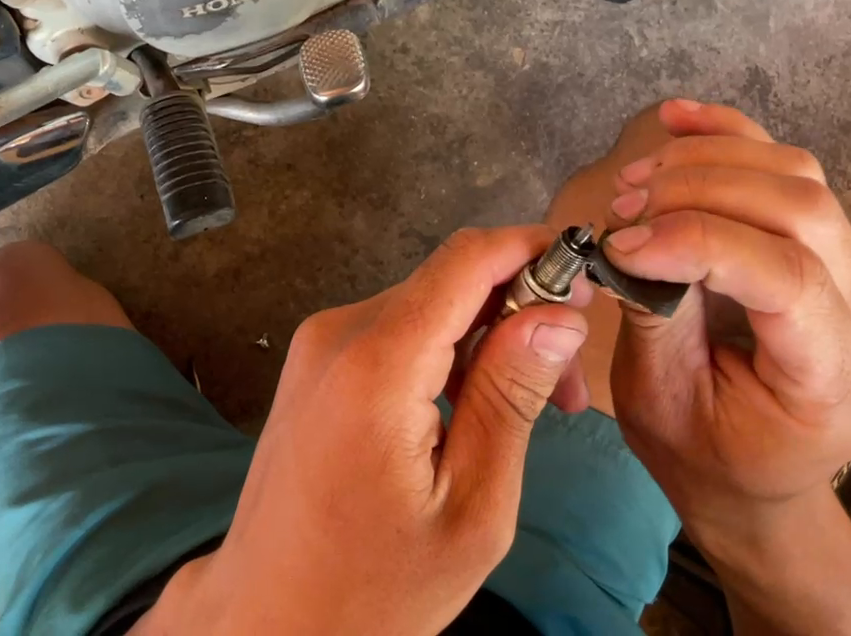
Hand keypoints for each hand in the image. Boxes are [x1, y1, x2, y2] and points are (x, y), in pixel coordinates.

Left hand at [145, 227, 588, 634]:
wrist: (266, 617)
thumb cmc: (373, 586)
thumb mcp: (472, 506)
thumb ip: (512, 396)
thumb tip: (559, 314)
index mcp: (377, 363)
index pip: (466, 260)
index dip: (531, 250)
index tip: (584, 279)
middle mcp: (339, 331)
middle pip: (450, 281)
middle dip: (519, 312)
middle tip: (568, 386)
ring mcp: (319, 342)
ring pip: (427, 304)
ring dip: (485, 338)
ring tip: (526, 409)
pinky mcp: (316, 360)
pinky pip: (396, 329)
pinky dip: (444, 352)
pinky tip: (468, 408)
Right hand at [600, 99, 850, 536]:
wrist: (751, 482)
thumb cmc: (702, 459)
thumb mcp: (661, 404)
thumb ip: (655, 314)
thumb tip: (628, 238)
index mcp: (835, 387)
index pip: (789, 279)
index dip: (699, 241)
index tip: (621, 241)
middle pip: (803, 210)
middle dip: (699, 190)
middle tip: (622, 208)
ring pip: (800, 178)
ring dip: (707, 160)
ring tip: (634, 183)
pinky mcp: (825, 252)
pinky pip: (788, 173)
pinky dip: (730, 135)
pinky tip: (676, 118)